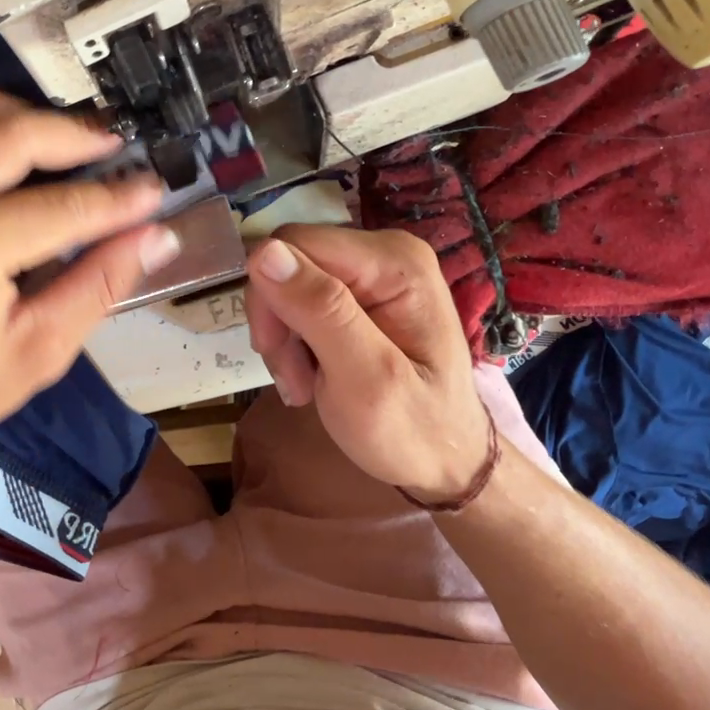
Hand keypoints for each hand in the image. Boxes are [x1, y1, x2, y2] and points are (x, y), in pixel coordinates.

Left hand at [0, 89, 180, 476]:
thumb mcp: (40, 352)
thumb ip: (99, 284)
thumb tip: (157, 234)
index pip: (63, 206)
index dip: (118, 196)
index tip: (156, 188)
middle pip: (13, 134)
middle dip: (76, 135)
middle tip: (118, 149)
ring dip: (17, 113)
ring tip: (60, 141)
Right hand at [244, 224, 491, 500]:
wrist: (446, 464)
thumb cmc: (412, 431)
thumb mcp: (363, 378)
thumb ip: (319, 311)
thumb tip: (263, 252)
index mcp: (395, 262)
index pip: (294, 245)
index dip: (271, 295)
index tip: (276, 354)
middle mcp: (385, 252)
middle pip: (288, 260)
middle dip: (277, 319)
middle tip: (291, 378)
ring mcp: (374, 270)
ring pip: (287, 280)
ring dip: (282, 335)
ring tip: (302, 383)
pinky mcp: (361, 290)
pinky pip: (300, 296)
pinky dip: (293, 338)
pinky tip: (310, 372)